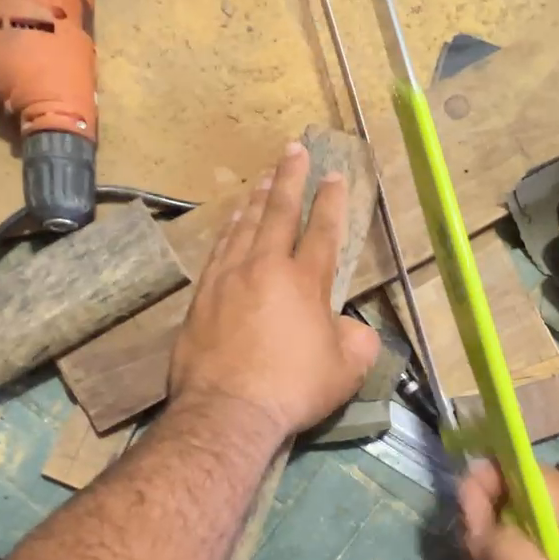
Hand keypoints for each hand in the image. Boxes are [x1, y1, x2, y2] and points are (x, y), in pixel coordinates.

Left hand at [168, 142, 380, 439]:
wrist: (228, 410)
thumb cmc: (293, 389)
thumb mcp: (345, 370)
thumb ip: (357, 340)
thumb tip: (351, 327)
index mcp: (304, 281)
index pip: (322, 231)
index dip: (331, 201)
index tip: (335, 174)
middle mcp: (264, 268)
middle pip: (278, 213)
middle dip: (289, 178)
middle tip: (293, 149)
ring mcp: (227, 279)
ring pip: (243, 226)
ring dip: (255, 199)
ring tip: (262, 178)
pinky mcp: (202, 297)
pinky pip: (218, 250)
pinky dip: (228, 230)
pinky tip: (230, 223)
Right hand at [458, 460, 558, 559]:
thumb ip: (504, 548)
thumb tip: (469, 504)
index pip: (505, 464)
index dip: (479, 492)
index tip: (473, 535)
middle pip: (498, 487)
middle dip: (480, 523)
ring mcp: (557, 516)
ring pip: (498, 510)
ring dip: (486, 544)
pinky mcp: (552, 536)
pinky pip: (508, 529)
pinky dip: (497, 554)